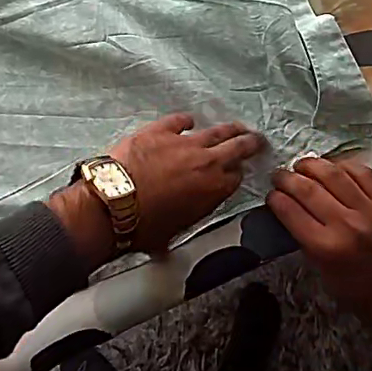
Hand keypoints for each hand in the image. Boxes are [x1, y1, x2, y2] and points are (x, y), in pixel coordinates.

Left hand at [50, 114, 262, 265]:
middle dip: (249, 143)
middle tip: (256, 140)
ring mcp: (184, 143)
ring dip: (229, 129)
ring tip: (236, 127)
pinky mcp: (160, 131)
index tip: (238, 172)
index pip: (236, 177)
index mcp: (214, 189)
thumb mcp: (172, 234)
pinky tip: (189, 120)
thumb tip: (167, 250)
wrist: (115, 203)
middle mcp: (206, 163)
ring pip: (216, 131)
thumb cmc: (143, 225)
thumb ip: (180, 229)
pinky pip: (179, 121)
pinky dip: (186, 120)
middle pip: (237, 147)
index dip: (238, 174)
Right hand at [267, 156, 371, 370]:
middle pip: (307, 188)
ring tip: (301, 166)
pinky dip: (343, 165)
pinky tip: (332, 167)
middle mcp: (347, 225)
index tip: (271, 195)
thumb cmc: (358, 292)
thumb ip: (305, 239)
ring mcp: (369, 211)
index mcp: (326, 248)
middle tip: (279, 176)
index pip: (290, 211)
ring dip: (311, 165)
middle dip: (286, 178)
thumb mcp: (322, 271)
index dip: (275, 198)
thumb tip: (288, 210)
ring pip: (333, 173)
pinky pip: (362, 173)